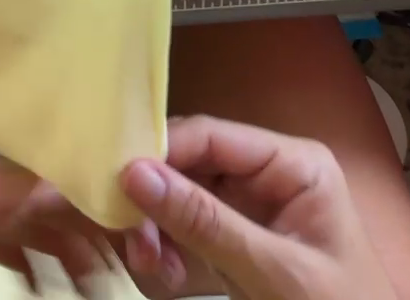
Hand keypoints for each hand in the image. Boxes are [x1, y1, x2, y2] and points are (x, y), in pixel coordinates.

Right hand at [119, 116, 398, 299]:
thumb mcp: (275, 273)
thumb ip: (205, 223)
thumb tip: (133, 172)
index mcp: (292, 162)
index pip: (211, 135)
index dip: (163, 151)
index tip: (118, 177)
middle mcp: (266, 172)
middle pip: (190, 162)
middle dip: (156, 196)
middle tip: (129, 232)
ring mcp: (248, 204)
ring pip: (180, 193)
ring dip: (156, 225)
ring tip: (147, 260)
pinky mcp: (234, 236)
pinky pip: (186, 225)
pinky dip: (168, 245)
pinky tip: (164, 271)